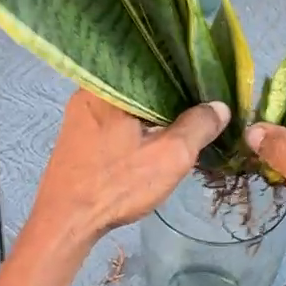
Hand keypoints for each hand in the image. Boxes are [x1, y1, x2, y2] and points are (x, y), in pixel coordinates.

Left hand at [30, 90, 229, 246]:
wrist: (66, 223)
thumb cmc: (115, 185)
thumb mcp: (169, 156)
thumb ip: (198, 127)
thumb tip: (220, 106)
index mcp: (108, 84)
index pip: (152, 62)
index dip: (182, 71)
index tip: (205, 83)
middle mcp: (89, 91)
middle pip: (140, 82)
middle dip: (170, 95)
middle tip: (199, 106)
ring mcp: (79, 115)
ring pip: (128, 103)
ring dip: (153, 113)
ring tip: (182, 122)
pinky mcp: (77, 136)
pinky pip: (115, 119)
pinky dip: (136, 125)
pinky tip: (153, 139)